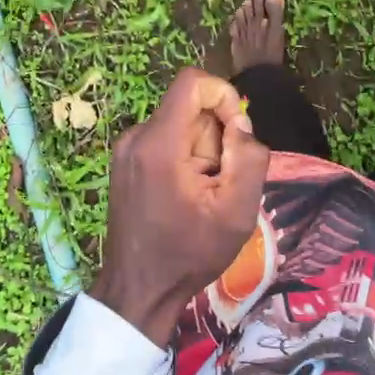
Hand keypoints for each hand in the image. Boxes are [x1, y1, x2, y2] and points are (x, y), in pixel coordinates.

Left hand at [91, 67, 270, 345]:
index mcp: (159, 143)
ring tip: (202, 193)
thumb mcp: (237, 212)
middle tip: (219, 180)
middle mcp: (137, 136)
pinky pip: (167, 138)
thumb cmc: (189, 254)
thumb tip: (241, 124)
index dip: (224, 95)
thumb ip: (249, 158)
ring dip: (202, 149)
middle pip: (191, 107)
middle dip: (216, 135)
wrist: (139, 292)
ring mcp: (126, 148)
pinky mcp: (125, 161)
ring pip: (181, 123)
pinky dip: (185, 157)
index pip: (193, 82)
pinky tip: (185, 195)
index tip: (236, 135)